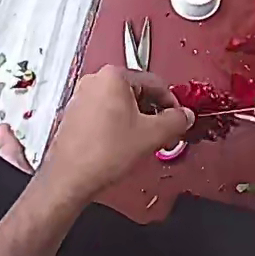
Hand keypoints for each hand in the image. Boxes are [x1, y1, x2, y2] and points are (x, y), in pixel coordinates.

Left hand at [37, 66, 192, 200]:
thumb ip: (175, 121)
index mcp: (114, 77)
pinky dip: (120, 126)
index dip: (172, 104)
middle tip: (164, 133)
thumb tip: (184, 116)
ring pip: (122, 104)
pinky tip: (124, 145)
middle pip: (138, 92)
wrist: (70, 179)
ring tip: (144, 141)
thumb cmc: (101, 154)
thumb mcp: (152, 135)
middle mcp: (95, 81)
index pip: (155, 84)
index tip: (178, 119)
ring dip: (138, 121)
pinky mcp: (76, 115)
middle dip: (154, 114)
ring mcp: (82, 98)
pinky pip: (106, 114)